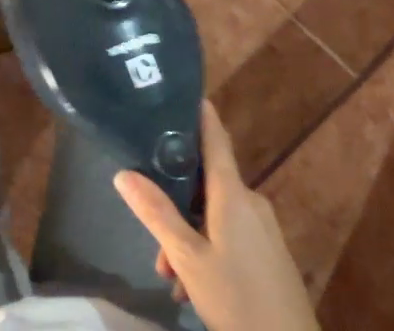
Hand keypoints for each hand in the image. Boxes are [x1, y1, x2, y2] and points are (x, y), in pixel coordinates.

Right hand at [114, 101, 320, 330]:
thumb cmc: (238, 300)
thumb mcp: (188, 258)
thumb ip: (156, 213)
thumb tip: (124, 173)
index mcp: (233, 194)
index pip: (215, 138)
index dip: (199, 114)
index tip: (178, 93)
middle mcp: (251, 203)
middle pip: (205, 185)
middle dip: (173, 206)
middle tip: (152, 242)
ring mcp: (263, 229)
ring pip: (213, 217)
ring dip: (187, 239)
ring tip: (171, 280)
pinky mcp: (269, 254)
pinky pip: (230, 237)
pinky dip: (206, 252)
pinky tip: (191, 290)